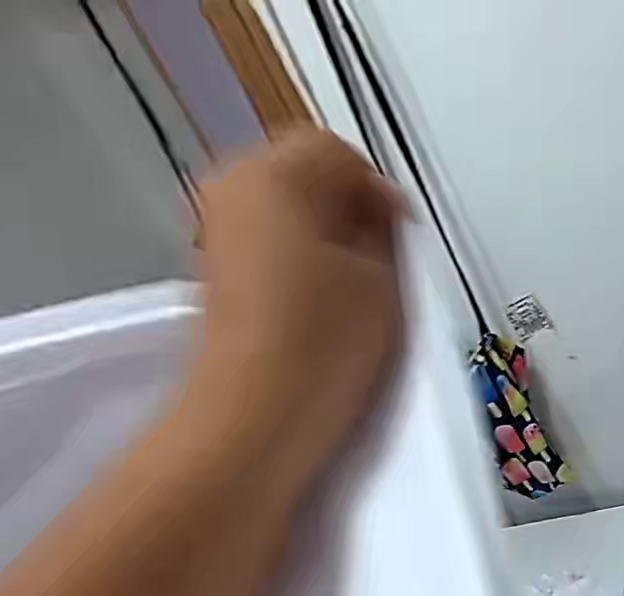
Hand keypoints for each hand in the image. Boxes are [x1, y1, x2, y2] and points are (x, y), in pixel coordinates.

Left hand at [187, 128, 405, 475]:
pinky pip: (271, 244)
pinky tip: (326, 304)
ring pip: (288, 213)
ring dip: (328, 238)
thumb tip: (376, 218)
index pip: (337, 153)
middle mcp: (232, 191)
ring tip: (359, 289)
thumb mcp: (380, 281)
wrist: (260, 414)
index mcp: (272, 176)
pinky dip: (303, 260)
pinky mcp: (219, 274)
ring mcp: (218, 233)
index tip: (405, 238)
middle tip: (385, 261)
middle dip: (349, 209)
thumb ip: (384, 234)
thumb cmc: (326, 344)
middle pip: (305, 175)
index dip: (380, 192)